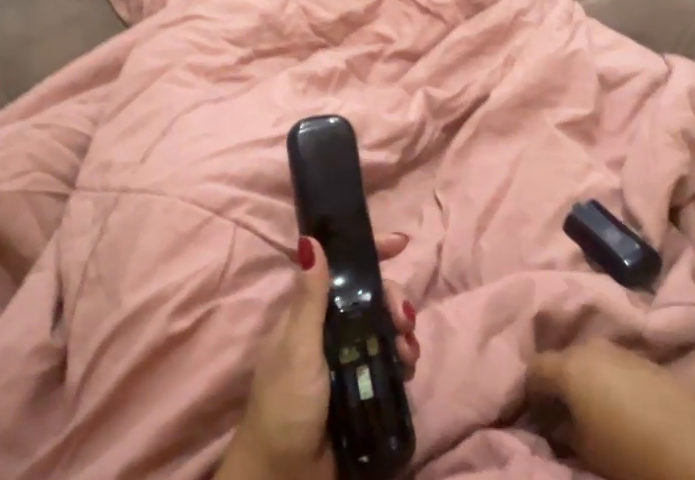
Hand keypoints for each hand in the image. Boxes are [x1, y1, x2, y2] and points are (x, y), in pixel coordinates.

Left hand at [216, 234, 420, 479]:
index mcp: (309, 315)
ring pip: (385, 327)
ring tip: (409, 352)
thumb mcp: (297, 347)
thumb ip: (309, 297)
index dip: (369, 252)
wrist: (287, 474)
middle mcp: (330, 330)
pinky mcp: (364, 386)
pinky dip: (403, 358)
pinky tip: (408, 367)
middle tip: (404, 320)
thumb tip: (310, 237)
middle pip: (371, 297)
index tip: (401, 243)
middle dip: (394, 300)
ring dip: (403, 332)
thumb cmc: (285, 404)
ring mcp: (348, 358)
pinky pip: (391, 360)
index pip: (340, 270)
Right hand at [527, 341, 694, 479]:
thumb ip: (562, 428)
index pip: (534, 368)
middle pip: (564, 359)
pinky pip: (617, 367)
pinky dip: (611, 384)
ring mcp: (625, 352)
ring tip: (592, 414)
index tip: (533, 418)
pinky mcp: (651, 363)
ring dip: (586, 383)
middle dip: (559, 384)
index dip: (529, 393)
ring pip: (592, 361)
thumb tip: (553, 420)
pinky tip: (621, 410)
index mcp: (571, 364)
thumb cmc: (631, 451)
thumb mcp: (586, 448)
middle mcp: (595, 348)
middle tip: (560, 417)